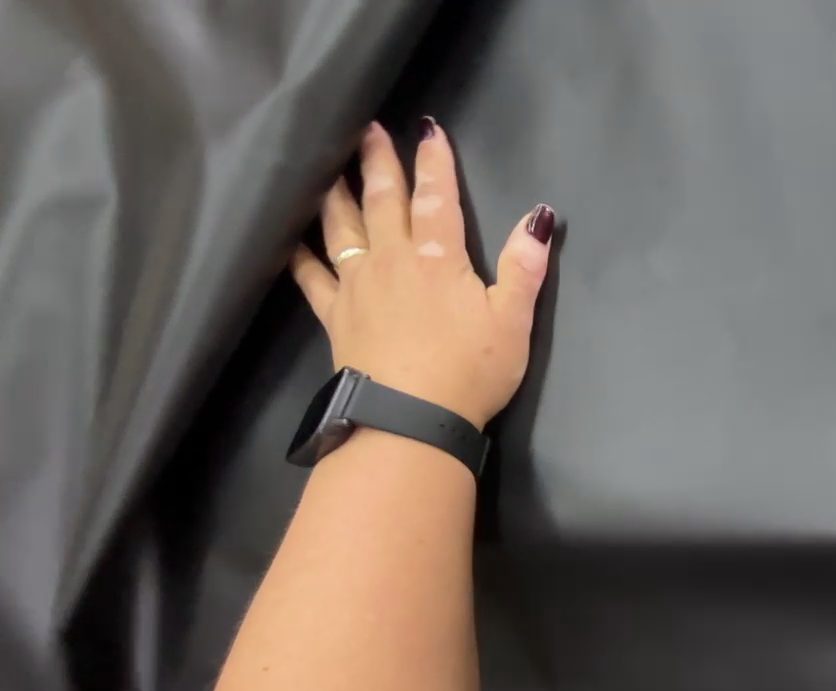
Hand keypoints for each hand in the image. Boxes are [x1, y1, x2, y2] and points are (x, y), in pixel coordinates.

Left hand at [289, 119, 555, 427]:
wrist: (412, 415)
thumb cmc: (472, 369)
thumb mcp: (514, 320)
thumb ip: (525, 267)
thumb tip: (540, 217)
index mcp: (439, 260)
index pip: (438, 200)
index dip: (434, 163)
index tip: (427, 130)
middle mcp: (392, 261)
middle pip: (382, 201)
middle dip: (378, 163)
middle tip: (367, 130)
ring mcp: (357, 286)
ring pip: (342, 226)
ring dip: (337, 193)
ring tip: (329, 168)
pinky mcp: (336, 314)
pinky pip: (312, 275)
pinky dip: (302, 253)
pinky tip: (294, 241)